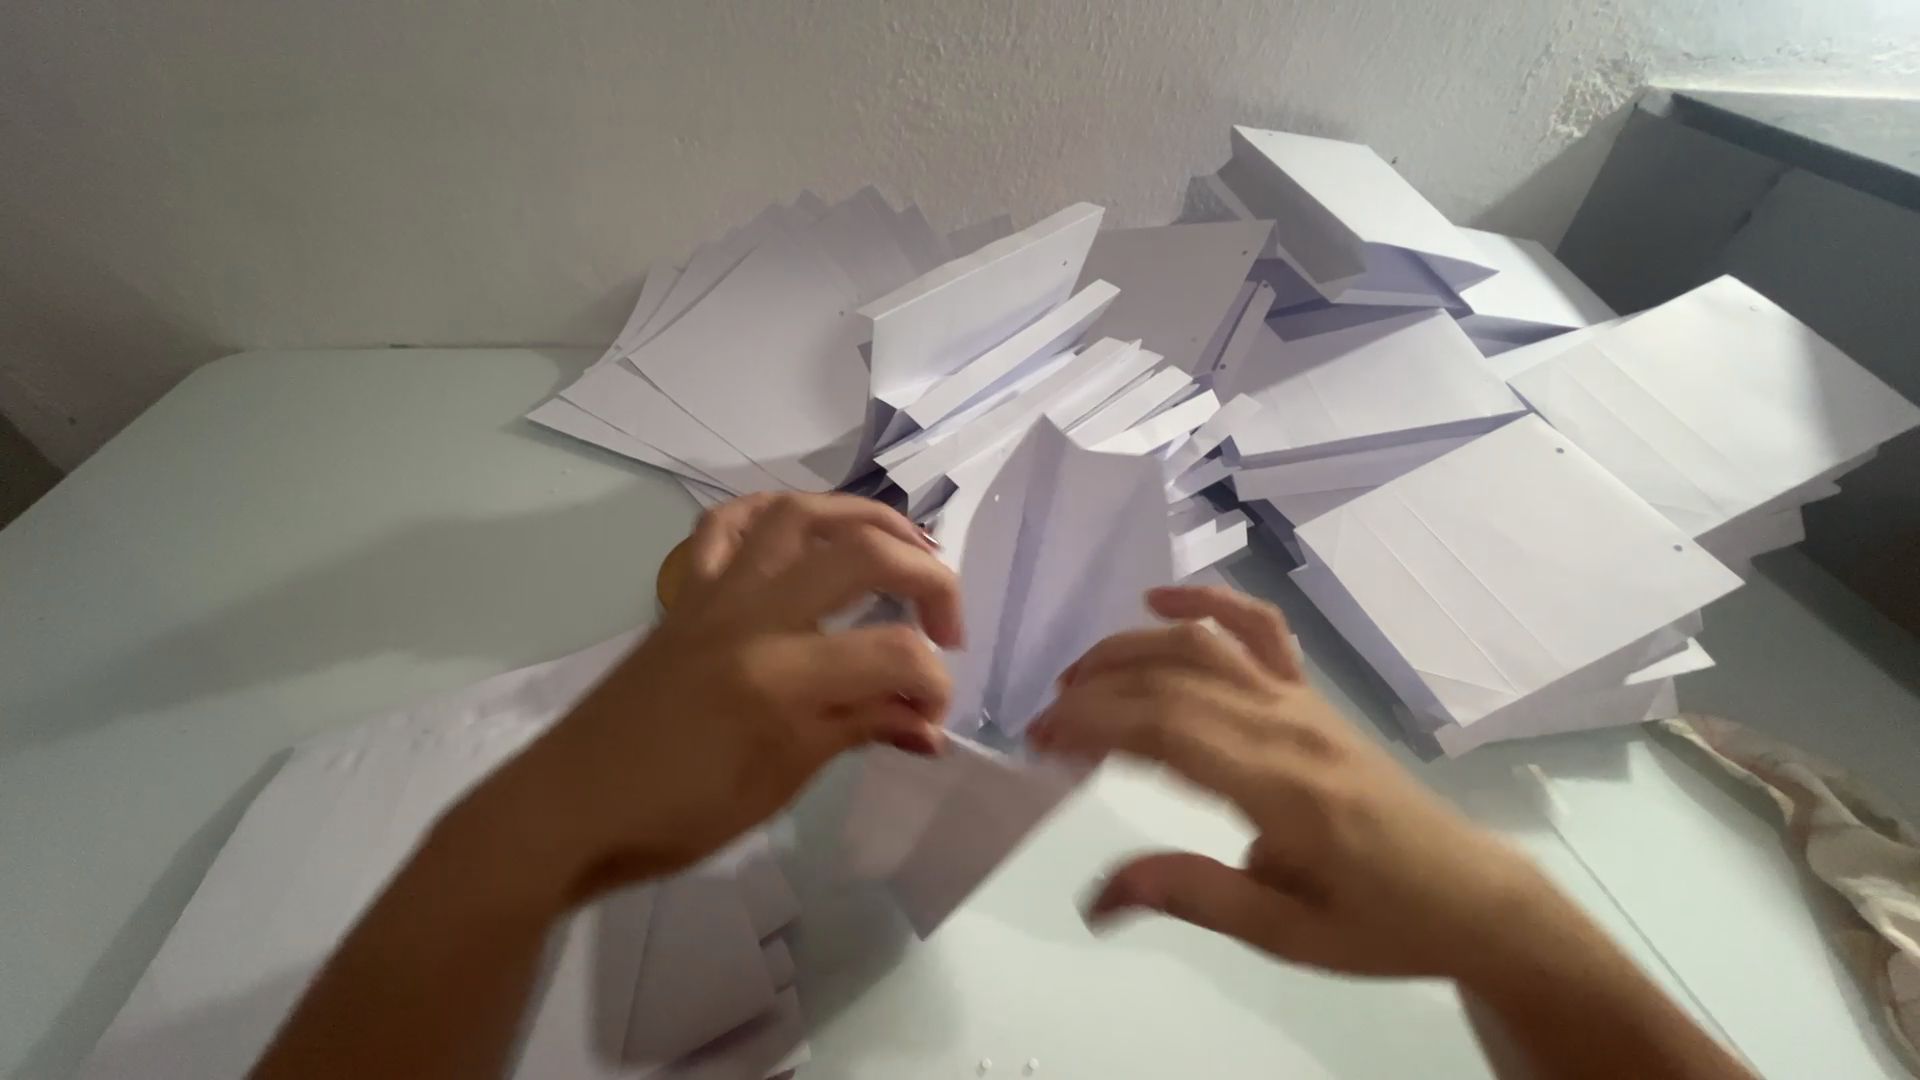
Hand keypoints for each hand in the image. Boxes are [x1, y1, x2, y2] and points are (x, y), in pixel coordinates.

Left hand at [465, 493, 963, 905]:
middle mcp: (752, 613)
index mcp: (778, 676)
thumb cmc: (677, 814)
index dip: (933, 683)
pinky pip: (731, 523)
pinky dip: (778, 512)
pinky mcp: (688, 590)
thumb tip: (927, 723)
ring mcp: (715, 591)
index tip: (934, 715)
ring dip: (867, 519)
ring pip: (801, 514)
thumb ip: (860, 729)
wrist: (569, 807)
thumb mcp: (782, 782)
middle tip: (947, 624)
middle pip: (864, 554)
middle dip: (929, 578)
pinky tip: (808, 531)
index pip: (892, 654)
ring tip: (904, 546)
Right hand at [1029, 585, 1556, 982]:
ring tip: (1077, 677)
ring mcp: (1298, 698)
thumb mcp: (1282, 933)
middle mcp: (1285, 724)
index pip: (1164, 729)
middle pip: (1169, 680)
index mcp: (1279, 787)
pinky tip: (1159, 601)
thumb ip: (1190, 896)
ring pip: (1200, 645)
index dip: (1093, 724)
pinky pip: (1256, 628)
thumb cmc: (1376, 921)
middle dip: (1093, 692)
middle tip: (1042, 722)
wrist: (1469, 896)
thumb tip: (1094, 897)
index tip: (1042, 741)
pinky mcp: (1308, 692)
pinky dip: (1205, 603)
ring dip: (1128, 649)